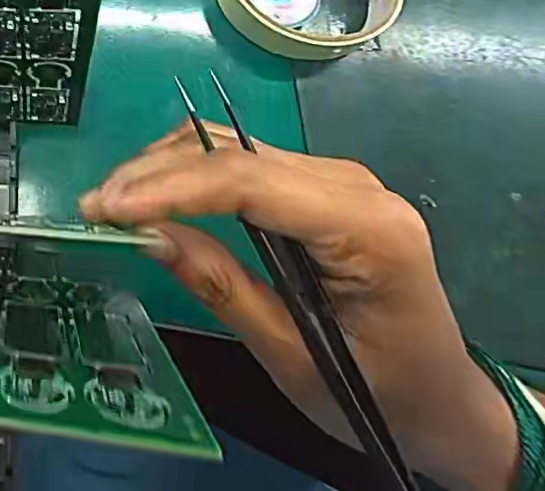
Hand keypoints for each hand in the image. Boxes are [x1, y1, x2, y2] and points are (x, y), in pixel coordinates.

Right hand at [80, 122, 517, 490]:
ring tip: (114, 202)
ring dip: (160, 168)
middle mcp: (349, 183)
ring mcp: (329, 175)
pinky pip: (231, 159)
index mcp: (366, 228)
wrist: (449, 399)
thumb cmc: (385, 394)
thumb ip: (221, 287)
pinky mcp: (308, 180)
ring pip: (221, 145)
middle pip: (227, 154)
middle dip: (152, 175)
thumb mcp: (296, 358)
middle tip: (95, 207)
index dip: (167, 188)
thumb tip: (146, 233)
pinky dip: (182, 171)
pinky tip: (150, 194)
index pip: (246, 182)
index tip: (107, 208)